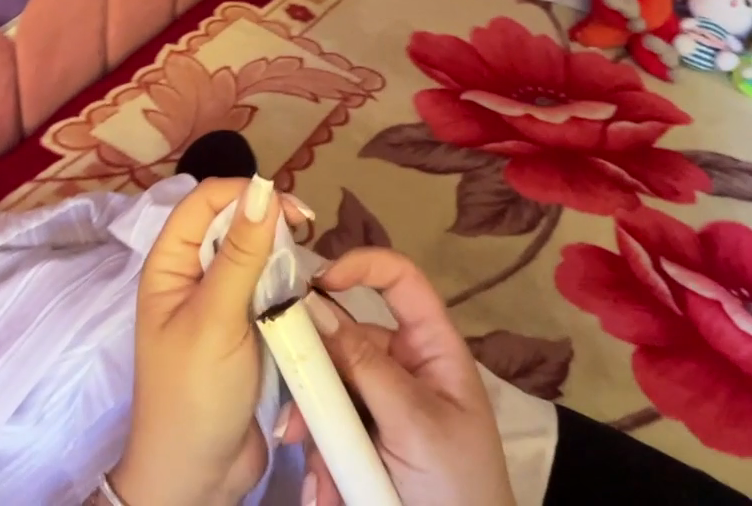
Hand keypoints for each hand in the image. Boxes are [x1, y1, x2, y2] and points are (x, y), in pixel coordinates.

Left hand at [109, 177, 305, 505]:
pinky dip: (286, 284)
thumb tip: (263, 191)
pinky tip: (306, 290)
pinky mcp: (242, 327)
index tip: (292, 209)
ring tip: (308, 264)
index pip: (204, 202)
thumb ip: (241, 255)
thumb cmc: (194, 394)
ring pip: (253, 255)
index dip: (245, 193)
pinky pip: (265, 288)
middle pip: (230, 223)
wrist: (197, 477)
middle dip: (267, 220)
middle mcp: (191, 275)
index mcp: (169, 265)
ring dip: (280, 253)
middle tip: (308, 232)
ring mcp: (218, 302)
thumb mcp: (217, 320)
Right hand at [283, 249, 511, 505]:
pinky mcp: (359, 439)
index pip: (400, 281)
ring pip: (326, 386)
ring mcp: (377, 402)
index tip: (316, 282)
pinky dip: (318, 458)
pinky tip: (324, 492)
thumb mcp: (417, 425)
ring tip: (319, 477)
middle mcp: (400, 365)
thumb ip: (366, 368)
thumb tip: (315, 310)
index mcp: (431, 347)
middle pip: (346, 337)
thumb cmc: (458, 487)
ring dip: (314, 426)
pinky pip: (324, 428)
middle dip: (316, 373)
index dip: (362, 266)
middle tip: (293, 410)